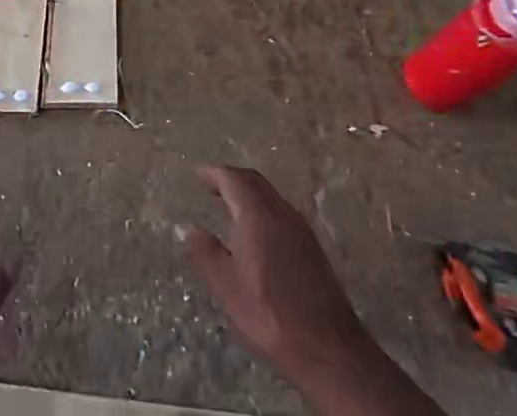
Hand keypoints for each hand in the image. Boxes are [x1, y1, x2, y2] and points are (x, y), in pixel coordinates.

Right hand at [182, 166, 444, 415]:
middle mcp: (282, 212)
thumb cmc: (268, 314)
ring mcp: (300, 227)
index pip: (235, 180)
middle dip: (232, 178)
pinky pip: (280, 209)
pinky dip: (261, 206)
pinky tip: (254, 228)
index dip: (215, 173)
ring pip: (270, 194)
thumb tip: (191, 229)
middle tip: (211, 184)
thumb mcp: (226, 287)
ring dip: (248, 191)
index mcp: (259, 216)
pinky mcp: (310, 243)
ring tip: (228, 203)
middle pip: (255, 181)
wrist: (325, 343)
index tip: (199, 173)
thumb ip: (206, 254)